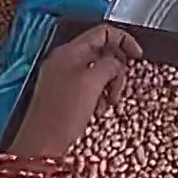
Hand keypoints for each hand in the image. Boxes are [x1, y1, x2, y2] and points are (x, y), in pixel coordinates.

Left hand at [10, 24, 142, 155]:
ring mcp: (63, 76)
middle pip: (102, 51)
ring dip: (109, 83)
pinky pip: (89, 85)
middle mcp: (65, 60)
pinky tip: (99, 108)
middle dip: (116, 68)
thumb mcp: (93, 82)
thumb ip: (110, 64)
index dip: (124, 40)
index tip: (137, 55)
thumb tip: (118, 62)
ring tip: (108, 102)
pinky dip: (99, 93)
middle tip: (118, 88)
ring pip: (98, 70)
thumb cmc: (64, 113)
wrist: (41, 145)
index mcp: (70, 51)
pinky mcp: (64, 93)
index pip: (103, 32)